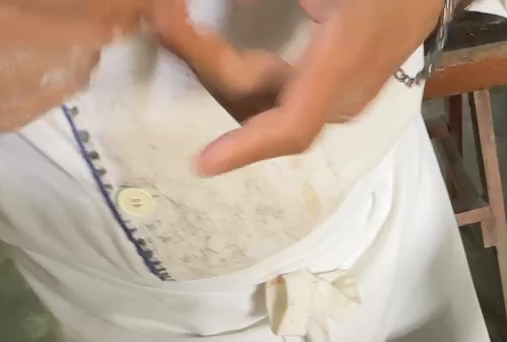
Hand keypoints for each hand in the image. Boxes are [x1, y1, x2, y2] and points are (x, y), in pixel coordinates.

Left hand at [152, 0, 445, 174]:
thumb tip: (206, 8)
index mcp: (340, 68)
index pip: (291, 126)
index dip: (247, 147)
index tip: (203, 163)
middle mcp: (340, 98)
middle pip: (261, 109)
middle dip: (209, 67)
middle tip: (166, 18)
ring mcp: (338, 101)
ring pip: (265, 106)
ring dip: (219, 69)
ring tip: (179, 26)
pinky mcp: (333, 95)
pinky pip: (278, 98)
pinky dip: (242, 72)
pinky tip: (216, 43)